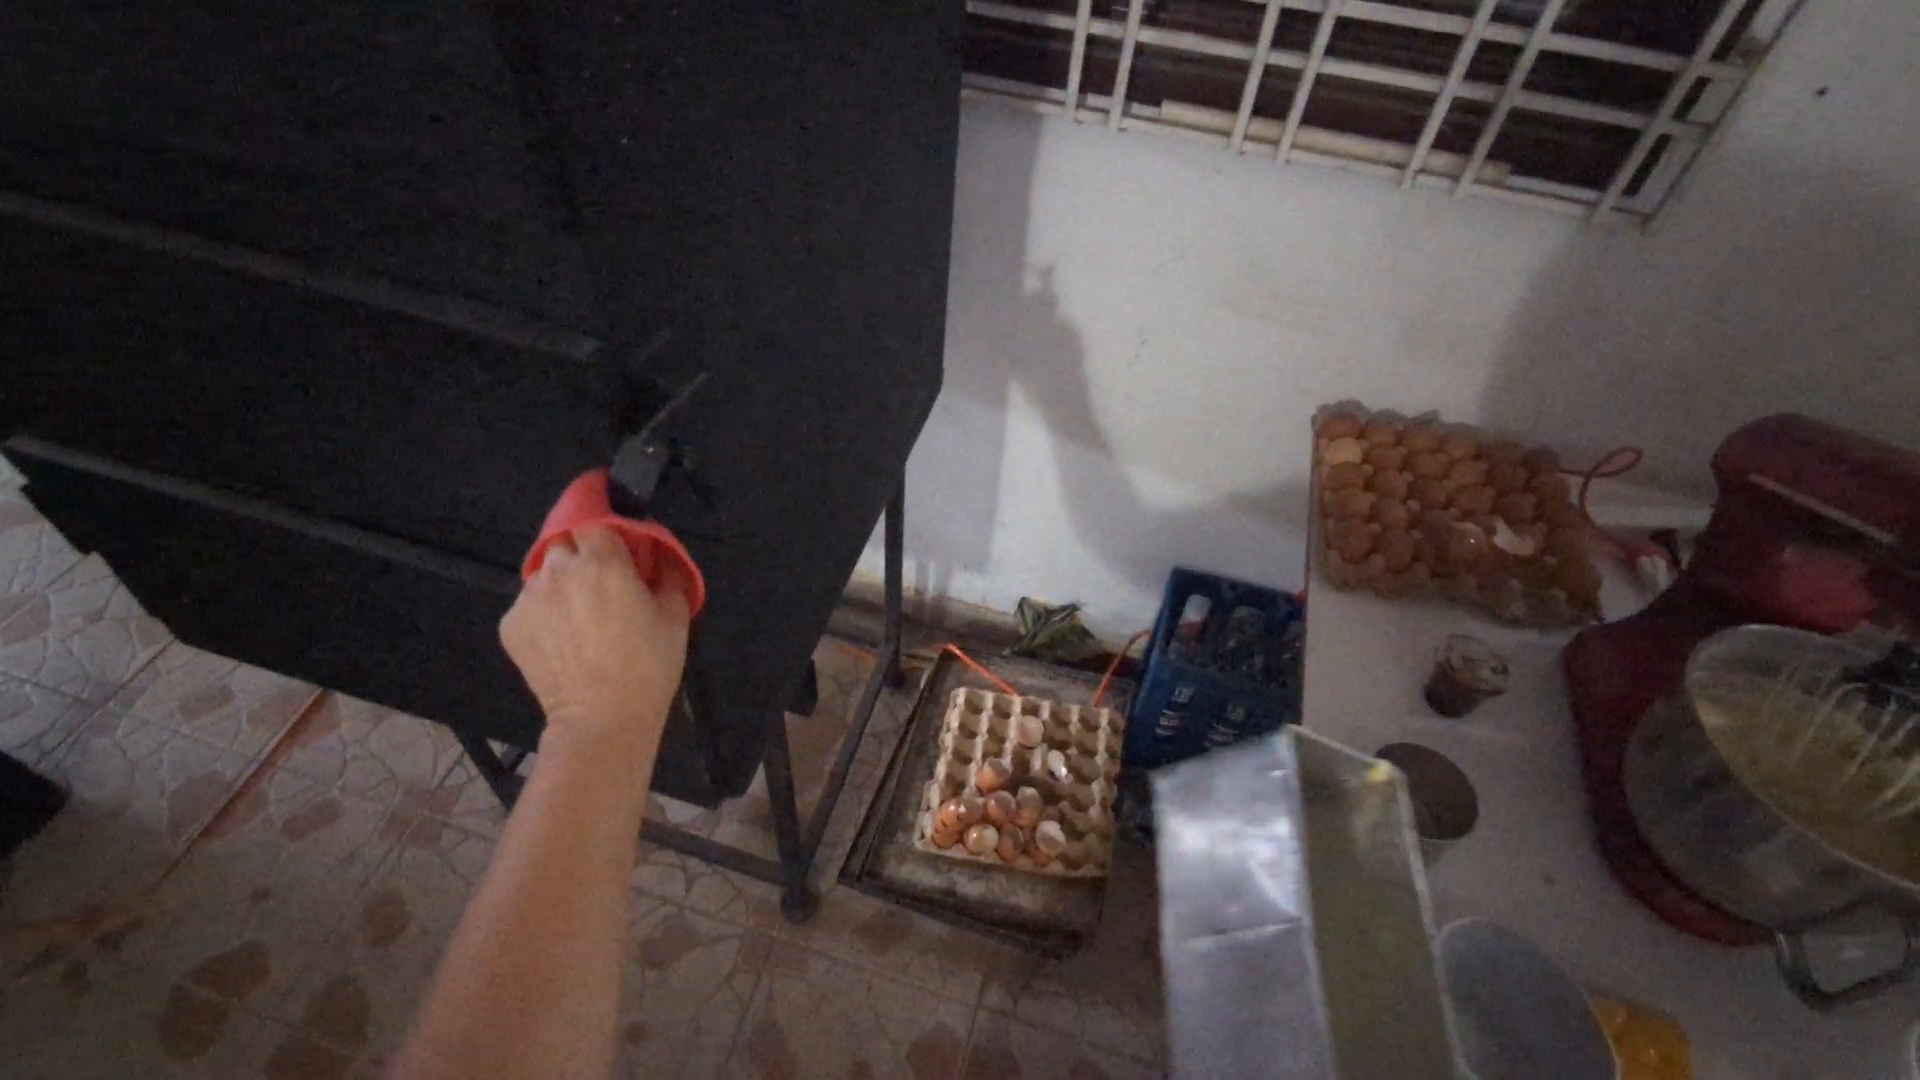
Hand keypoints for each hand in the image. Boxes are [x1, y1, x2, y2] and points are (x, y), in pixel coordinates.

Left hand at [499, 526, 691, 753]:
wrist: (601, 719)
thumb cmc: (648, 666)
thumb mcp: (675, 616)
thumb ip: (667, 574)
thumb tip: (658, 556)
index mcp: (604, 563)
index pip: (595, 519)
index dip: (608, 527)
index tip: (620, 543)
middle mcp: (560, 571)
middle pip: (566, 543)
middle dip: (583, 554)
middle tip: (603, 582)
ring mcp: (530, 598)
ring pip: (545, 573)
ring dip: (562, 583)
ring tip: (580, 615)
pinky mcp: (511, 625)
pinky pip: (529, 604)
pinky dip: (545, 612)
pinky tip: (563, 637)